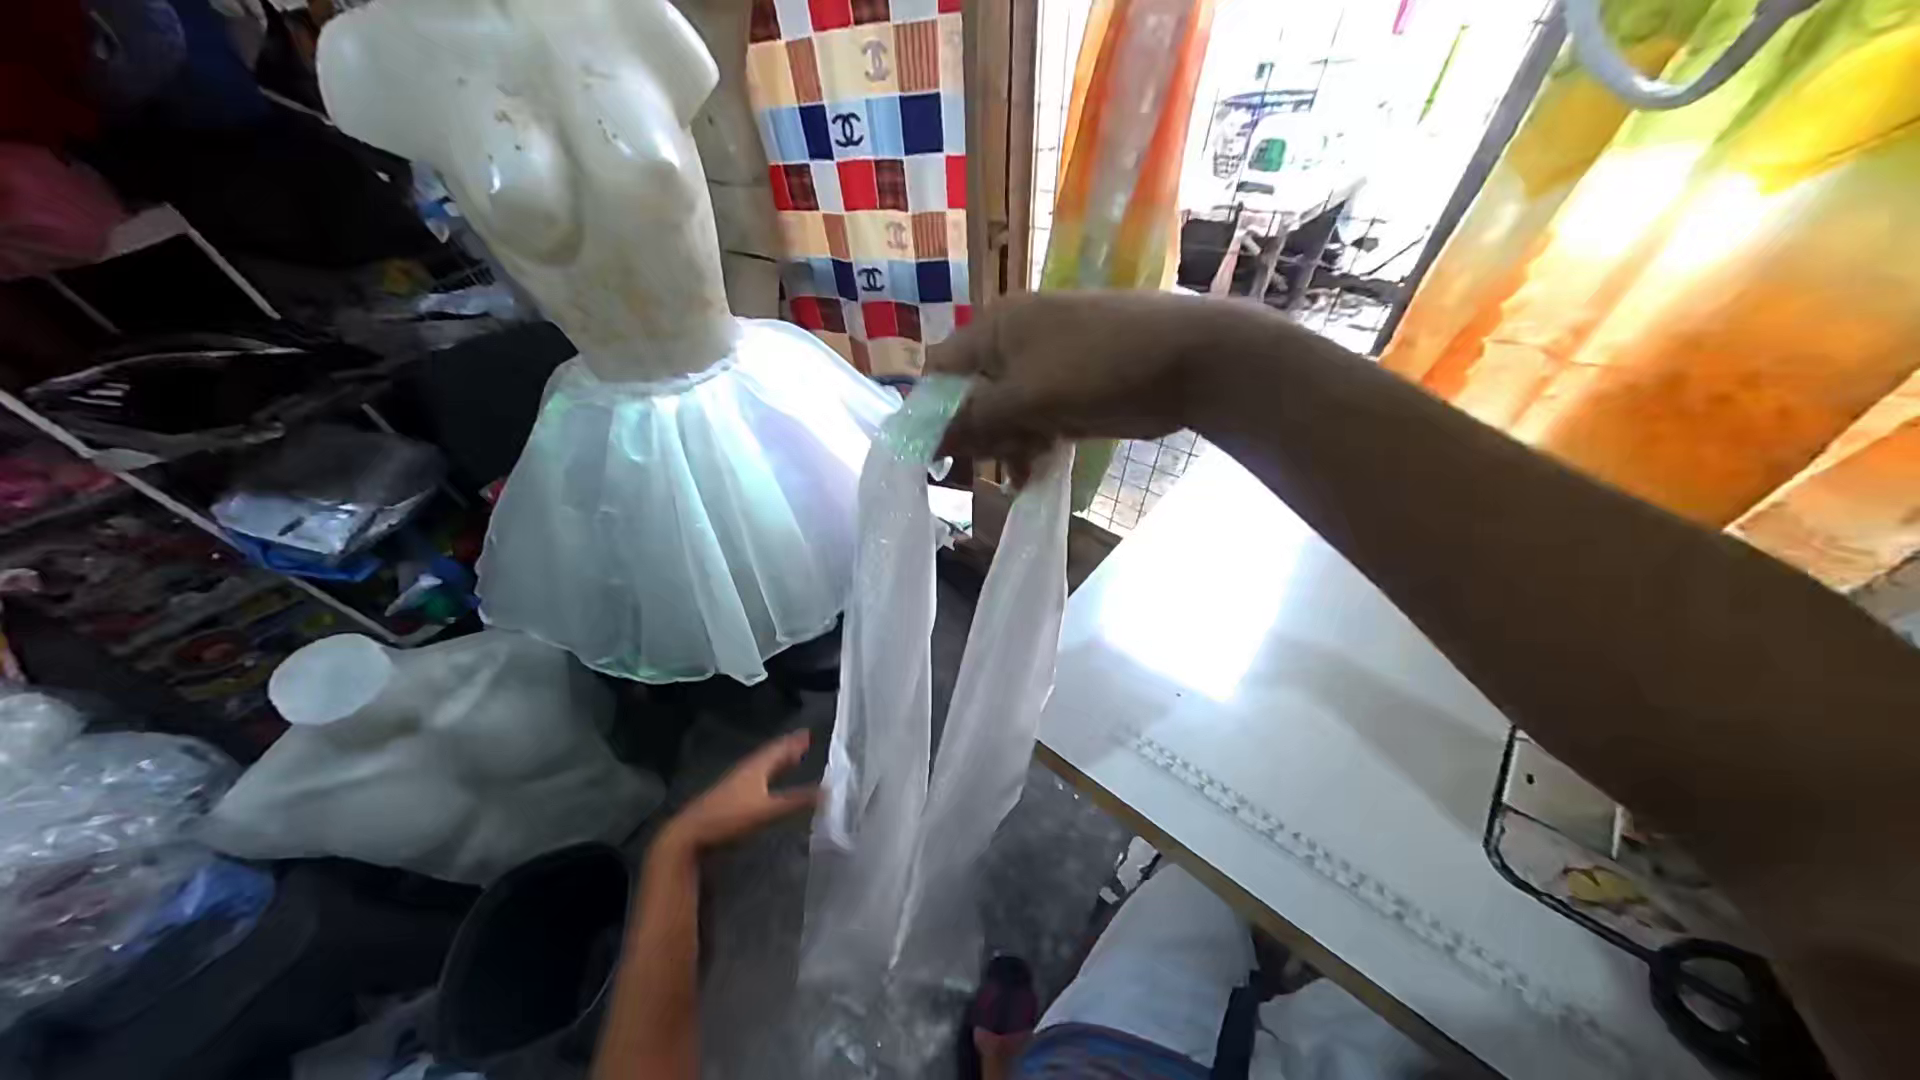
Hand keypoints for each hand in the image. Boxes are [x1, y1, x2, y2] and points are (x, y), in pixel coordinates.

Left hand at [658, 730, 818, 854]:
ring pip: (763, 766)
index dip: (794, 741)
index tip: (809, 733)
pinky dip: (769, 776)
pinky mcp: (731, 798)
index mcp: (757, 767)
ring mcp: (737, 783)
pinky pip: (757, 779)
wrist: (690, 834)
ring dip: (779, 762)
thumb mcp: (767, 810)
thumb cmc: (729, 817)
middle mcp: (747, 770)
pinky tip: (770, 784)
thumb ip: (796, 801)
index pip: (779, 748)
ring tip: (793, 759)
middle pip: (771, 755)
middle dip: (788, 749)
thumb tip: (828, 790)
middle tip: (804, 743)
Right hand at [926, 290, 1266, 481]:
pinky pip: (1034, 420)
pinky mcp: (1069, 390)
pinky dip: (1032, 445)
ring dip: (1006, 446)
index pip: (940, 369)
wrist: (1189, 361)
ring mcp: (1044, 366)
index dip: (931, 412)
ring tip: (1021, 472)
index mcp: (995, 328)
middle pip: (971, 395)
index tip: (933, 454)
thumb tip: (926, 440)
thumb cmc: (1098, 367)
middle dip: (974, 435)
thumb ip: (974, 419)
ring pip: (1004, 414)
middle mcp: (1014, 343)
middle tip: (983, 468)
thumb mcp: (1027, 397)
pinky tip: (1035, 472)